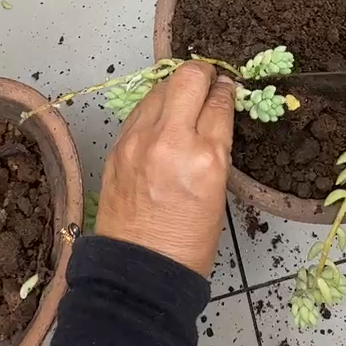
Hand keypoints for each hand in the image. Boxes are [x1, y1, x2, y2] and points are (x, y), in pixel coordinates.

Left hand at [93, 61, 235, 275]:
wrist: (138, 272)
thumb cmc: (188, 241)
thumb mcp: (218, 191)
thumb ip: (215, 144)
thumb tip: (215, 109)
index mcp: (205, 158)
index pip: (219, 102)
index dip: (226, 90)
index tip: (227, 87)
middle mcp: (170, 140)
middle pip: (188, 78)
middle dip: (202, 72)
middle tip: (209, 79)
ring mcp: (139, 140)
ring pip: (161, 87)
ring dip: (177, 87)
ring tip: (184, 99)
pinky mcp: (119, 145)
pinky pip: (141, 110)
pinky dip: (155, 107)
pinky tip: (162, 118)